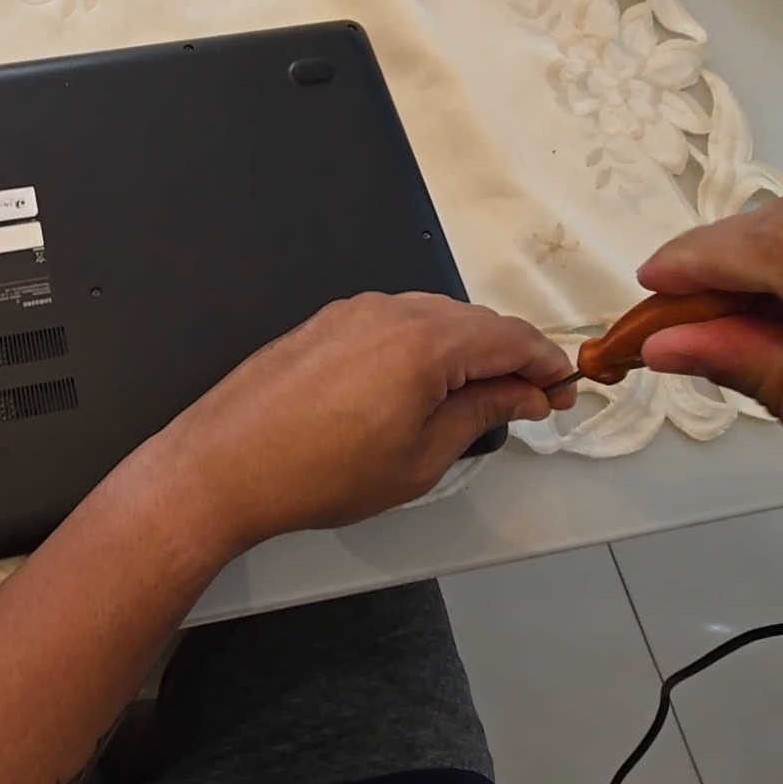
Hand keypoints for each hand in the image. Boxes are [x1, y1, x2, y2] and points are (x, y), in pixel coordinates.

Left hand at [129, 292, 575, 554]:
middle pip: (472, 323)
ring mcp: (346, 313)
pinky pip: (387, 324)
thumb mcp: (419, 459)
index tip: (560, 391)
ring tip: (469, 401)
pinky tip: (415, 385)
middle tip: (522, 403)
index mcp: (422, 341)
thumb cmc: (312, 472)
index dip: (546, 365)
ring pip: (429, 319)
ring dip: (460, 352)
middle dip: (506, 359)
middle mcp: (385, 311)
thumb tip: (517, 396)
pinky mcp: (320, 323)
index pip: (510, 338)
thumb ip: (479, 415)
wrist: (222, 465)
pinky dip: (416, 347)